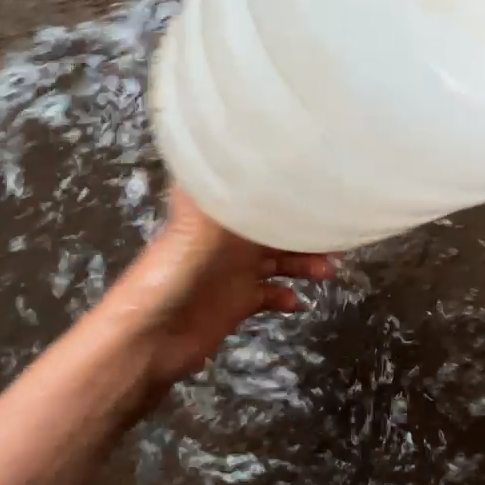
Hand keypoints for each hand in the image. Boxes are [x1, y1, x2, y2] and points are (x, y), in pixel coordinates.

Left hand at [99, 189, 334, 385]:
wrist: (147, 339)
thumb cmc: (171, 277)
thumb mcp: (195, 227)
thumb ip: (217, 194)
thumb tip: (233, 145)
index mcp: (221, 218)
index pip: (262, 198)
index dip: (292, 195)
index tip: (326, 193)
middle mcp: (230, 241)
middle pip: (278, 229)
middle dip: (307, 232)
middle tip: (337, 239)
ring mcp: (234, 273)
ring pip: (281, 261)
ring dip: (305, 264)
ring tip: (327, 273)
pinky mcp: (237, 303)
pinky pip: (272, 294)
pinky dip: (288, 297)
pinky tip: (299, 303)